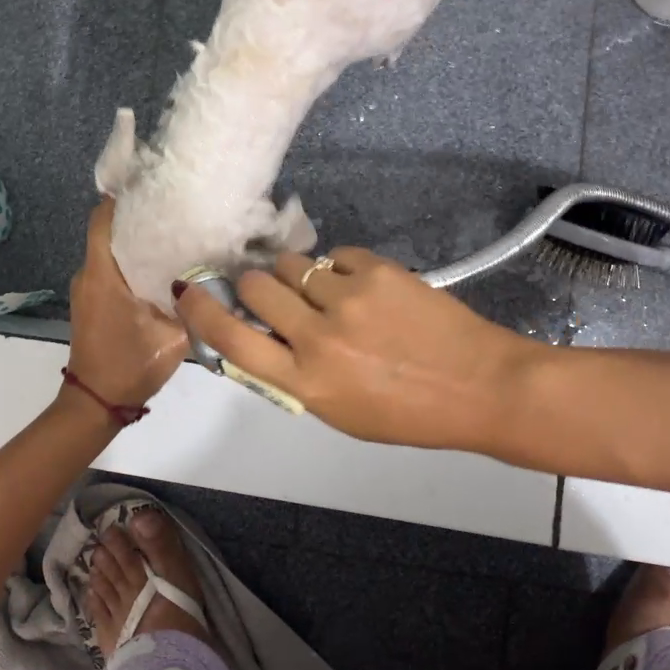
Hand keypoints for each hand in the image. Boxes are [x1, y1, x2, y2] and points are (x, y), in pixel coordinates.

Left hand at [66, 199, 189, 409]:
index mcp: (102, 275)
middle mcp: (89, 274)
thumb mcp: (172, 338)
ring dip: (137, 240)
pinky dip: (132, 260)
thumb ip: (196, 307)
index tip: (154, 186)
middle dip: (139, 216)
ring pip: (110, 250)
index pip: (103, 219)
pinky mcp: (93, 302)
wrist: (96, 404)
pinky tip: (163, 265)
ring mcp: (88, 289)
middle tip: (178, 208)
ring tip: (176, 231)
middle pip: (109, 231)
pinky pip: (110, 268)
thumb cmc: (129, 366)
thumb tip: (223, 280)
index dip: (124, 198)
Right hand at [173, 247, 542, 449]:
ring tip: (323, 289)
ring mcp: (348, 299)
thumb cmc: (407, 414)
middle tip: (272, 292)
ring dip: (296, 274)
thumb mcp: (337, 413)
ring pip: (291, 264)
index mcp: (306, 383)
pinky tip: (361, 288)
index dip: (203, 311)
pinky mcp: (377, 271)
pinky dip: (339, 269)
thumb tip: (255, 339)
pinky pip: (334, 256)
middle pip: (256, 287)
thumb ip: (291, 377)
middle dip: (255, 285)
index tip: (188, 292)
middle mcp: (319, 338)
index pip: (233, 340)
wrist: (481, 387)